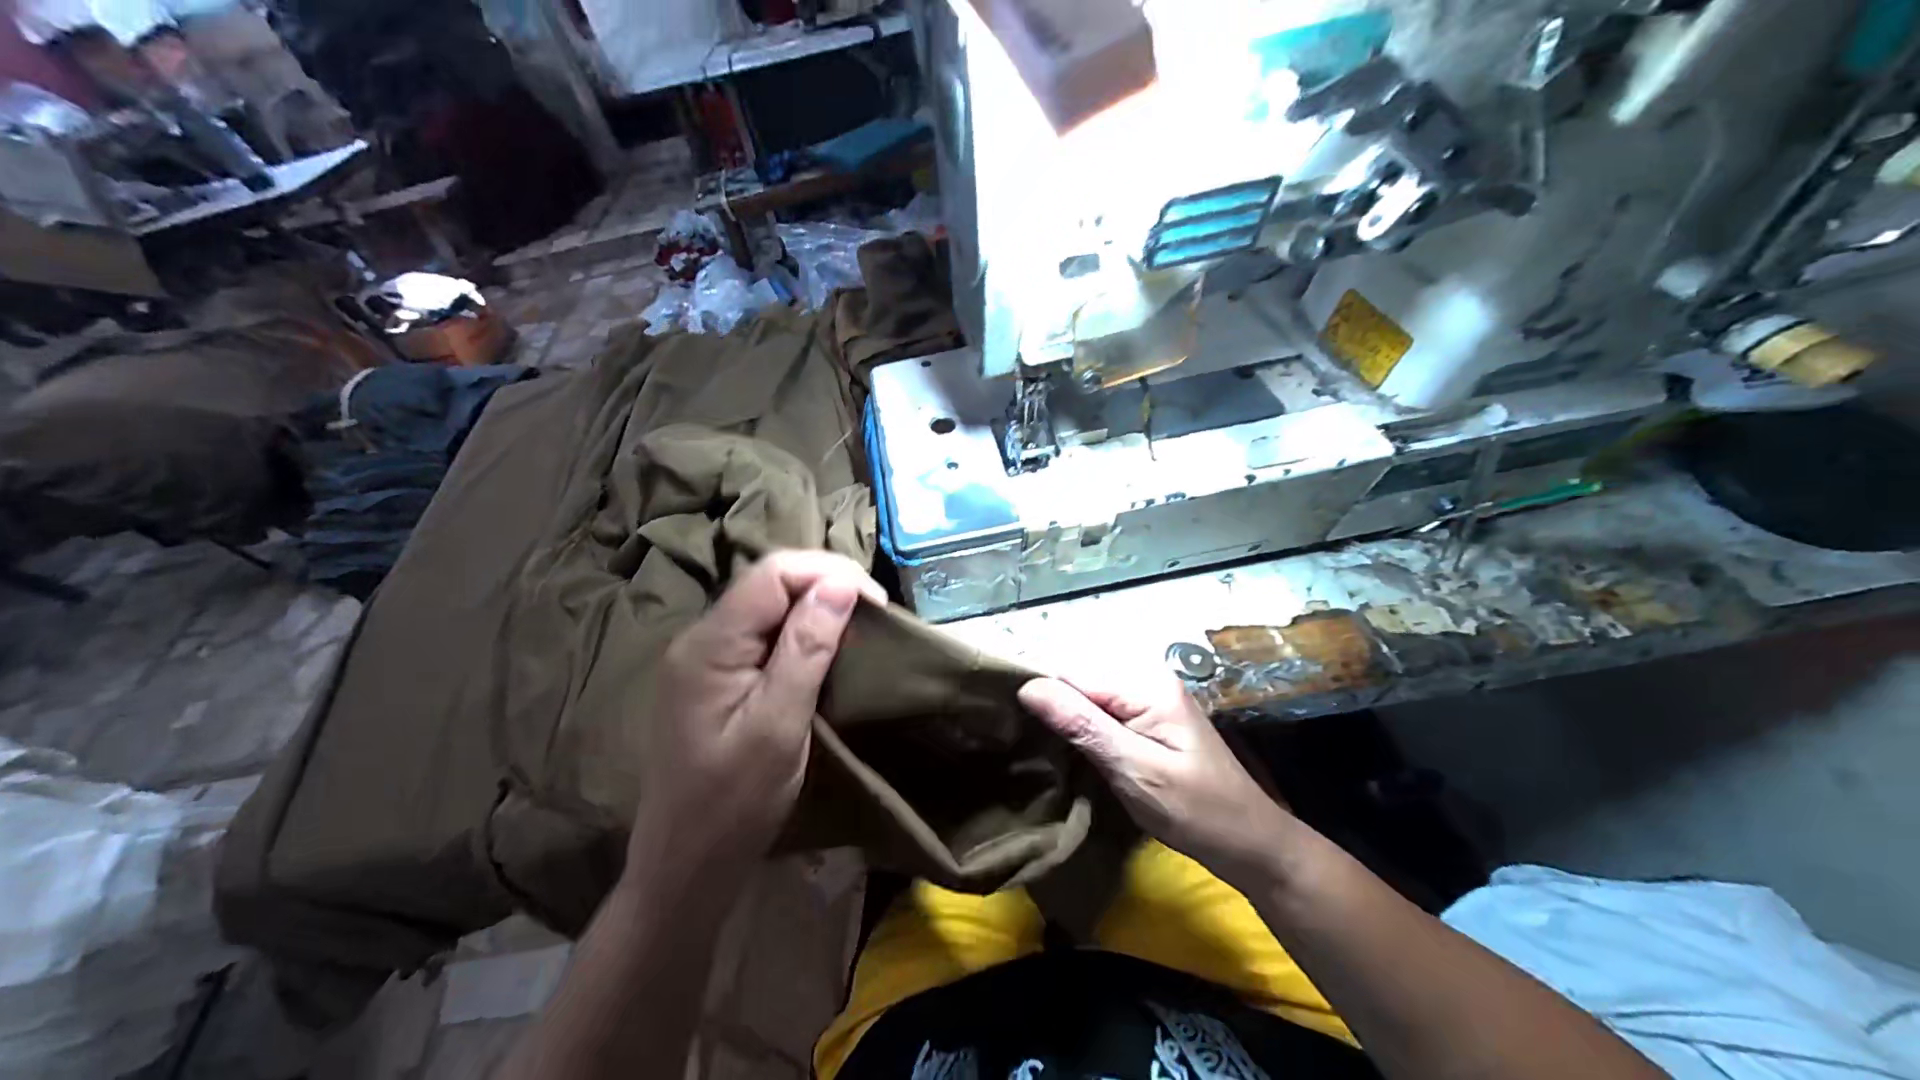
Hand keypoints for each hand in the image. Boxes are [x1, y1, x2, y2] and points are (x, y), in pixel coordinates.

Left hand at [636, 550, 883, 868]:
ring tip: (858, 627)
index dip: (828, 573)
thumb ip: (806, 649)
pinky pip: (761, 634)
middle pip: (767, 583)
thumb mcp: (778, 725)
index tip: (876, 603)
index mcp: (709, 645)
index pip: (771, 573)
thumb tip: (840, 584)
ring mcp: (704, 659)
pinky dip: (799, 632)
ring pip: (766, 606)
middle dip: (825, 585)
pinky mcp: (714, 679)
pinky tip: (824, 649)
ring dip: (814, 607)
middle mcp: (700, 639)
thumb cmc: (734, 803)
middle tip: (873, 615)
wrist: (686, 865)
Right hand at [1019, 673, 1291, 886]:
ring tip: (1019, 729)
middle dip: (1043, 696)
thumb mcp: (1135, 770)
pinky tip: (1055, 738)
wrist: (1250, 843)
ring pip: (1085, 693)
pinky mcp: (1145, 718)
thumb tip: (1028, 685)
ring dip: (1056, 710)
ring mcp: (1147, 698)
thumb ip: (1082, 724)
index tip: (995, 707)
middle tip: (1004, 723)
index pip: (1073, 671)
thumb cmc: (1196, 811)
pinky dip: (1075, 721)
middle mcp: (1146, 680)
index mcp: (1146, 684)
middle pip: (1077, 677)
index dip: (1035, 688)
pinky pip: (1099, 709)